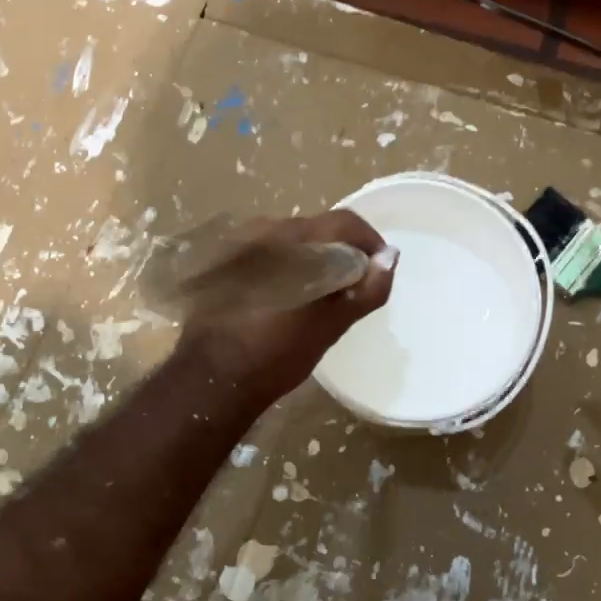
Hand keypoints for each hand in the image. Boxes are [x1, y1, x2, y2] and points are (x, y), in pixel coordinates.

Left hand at [177, 210, 397, 404]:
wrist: (210, 378)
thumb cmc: (277, 353)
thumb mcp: (332, 324)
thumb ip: (367, 288)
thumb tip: (390, 257)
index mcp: (296, 239)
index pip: (345, 222)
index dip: (369, 241)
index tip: (378, 268)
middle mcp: (266, 229)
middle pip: (317, 228)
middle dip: (340, 251)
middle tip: (351, 286)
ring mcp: (240, 243)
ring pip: (291, 240)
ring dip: (312, 258)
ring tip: (319, 294)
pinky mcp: (224, 261)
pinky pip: (267, 251)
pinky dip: (285, 265)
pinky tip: (285, 297)